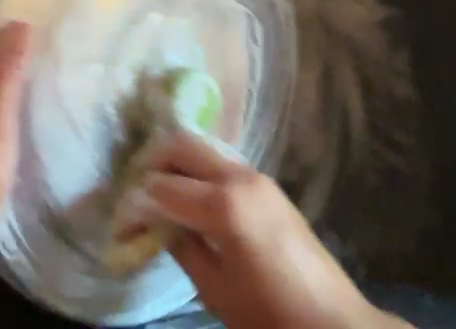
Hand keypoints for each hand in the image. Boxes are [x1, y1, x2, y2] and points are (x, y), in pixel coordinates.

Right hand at [142, 134, 409, 328]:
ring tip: (157, 194)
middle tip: (135, 193)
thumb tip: (153, 223)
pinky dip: (196, 170)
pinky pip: (220, 162)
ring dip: (174, 162)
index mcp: (224, 204)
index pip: (161, 187)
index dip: (135, 204)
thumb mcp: (216, 290)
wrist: (334, 324)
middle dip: (151, 163)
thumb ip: (181, 247)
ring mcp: (256, 176)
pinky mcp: (266, 185)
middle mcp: (239, 176)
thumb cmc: (270, 315)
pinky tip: (187, 196)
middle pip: (181, 144)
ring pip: (202, 147)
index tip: (121, 224)